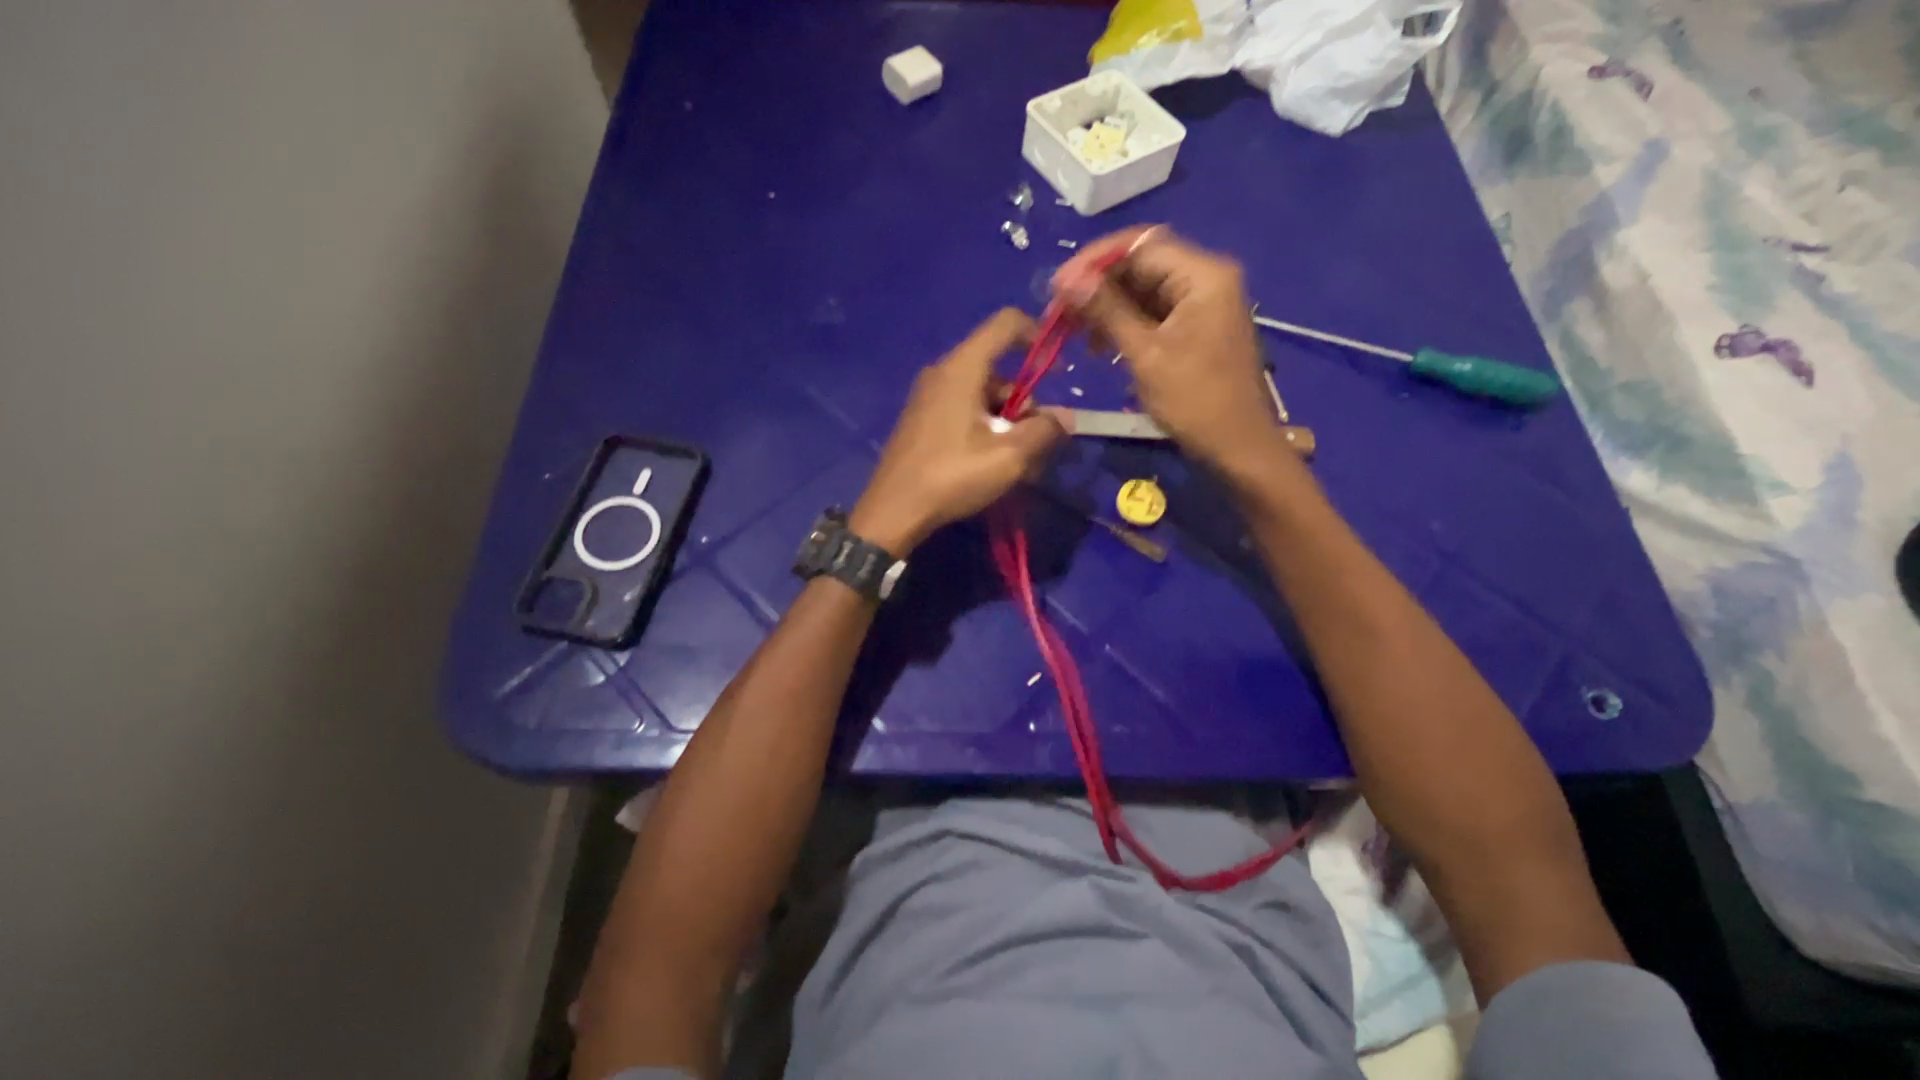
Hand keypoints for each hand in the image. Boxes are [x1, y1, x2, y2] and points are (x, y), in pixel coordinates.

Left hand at [850, 309, 1068, 554]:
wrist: (893, 510)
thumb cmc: (952, 475)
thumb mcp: (1009, 456)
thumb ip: (1044, 431)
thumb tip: (1066, 418)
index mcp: (962, 368)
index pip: (1005, 324)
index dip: (1036, 334)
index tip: (1057, 367)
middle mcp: (943, 372)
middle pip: (998, 369)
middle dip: (1023, 401)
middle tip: (1029, 441)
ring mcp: (929, 395)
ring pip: (982, 393)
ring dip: (1005, 420)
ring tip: (1011, 461)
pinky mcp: (922, 418)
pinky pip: (963, 408)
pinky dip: (983, 426)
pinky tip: (988, 461)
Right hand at [1053, 226, 1281, 472]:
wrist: (1240, 449)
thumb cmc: (1196, 402)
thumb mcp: (1145, 355)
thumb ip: (1106, 310)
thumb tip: (1066, 279)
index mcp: (1203, 275)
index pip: (1138, 245)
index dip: (1092, 261)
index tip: (1057, 287)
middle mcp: (1207, 277)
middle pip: (1141, 263)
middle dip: (1098, 284)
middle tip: (1059, 313)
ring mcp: (1205, 302)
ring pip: (1144, 288)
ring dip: (1107, 305)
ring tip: (1075, 333)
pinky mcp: (1198, 326)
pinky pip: (1155, 310)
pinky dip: (1126, 322)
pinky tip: (1101, 345)